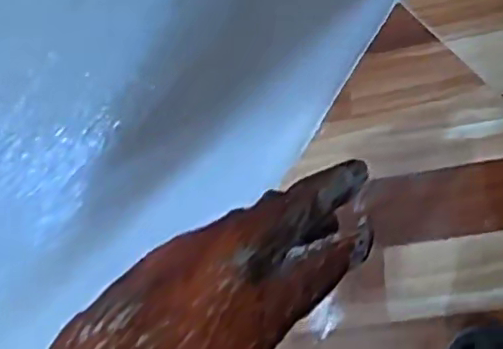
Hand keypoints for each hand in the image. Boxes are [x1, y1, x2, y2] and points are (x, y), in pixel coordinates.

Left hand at [52, 160, 371, 348]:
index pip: (303, 199)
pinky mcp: (141, 281)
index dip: (335, 184)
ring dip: (268, 237)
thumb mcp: (266, 318)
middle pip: (270, 212)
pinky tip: (231, 283)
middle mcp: (213, 232)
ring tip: (288, 252)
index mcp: (247, 235)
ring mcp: (172, 254)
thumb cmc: (200, 346)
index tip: (360, 171)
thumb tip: (354, 240)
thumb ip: (310, 276)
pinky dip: (233, 257)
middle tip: (331, 221)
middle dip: (304, 214)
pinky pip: (206, 253)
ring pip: (237, 232)